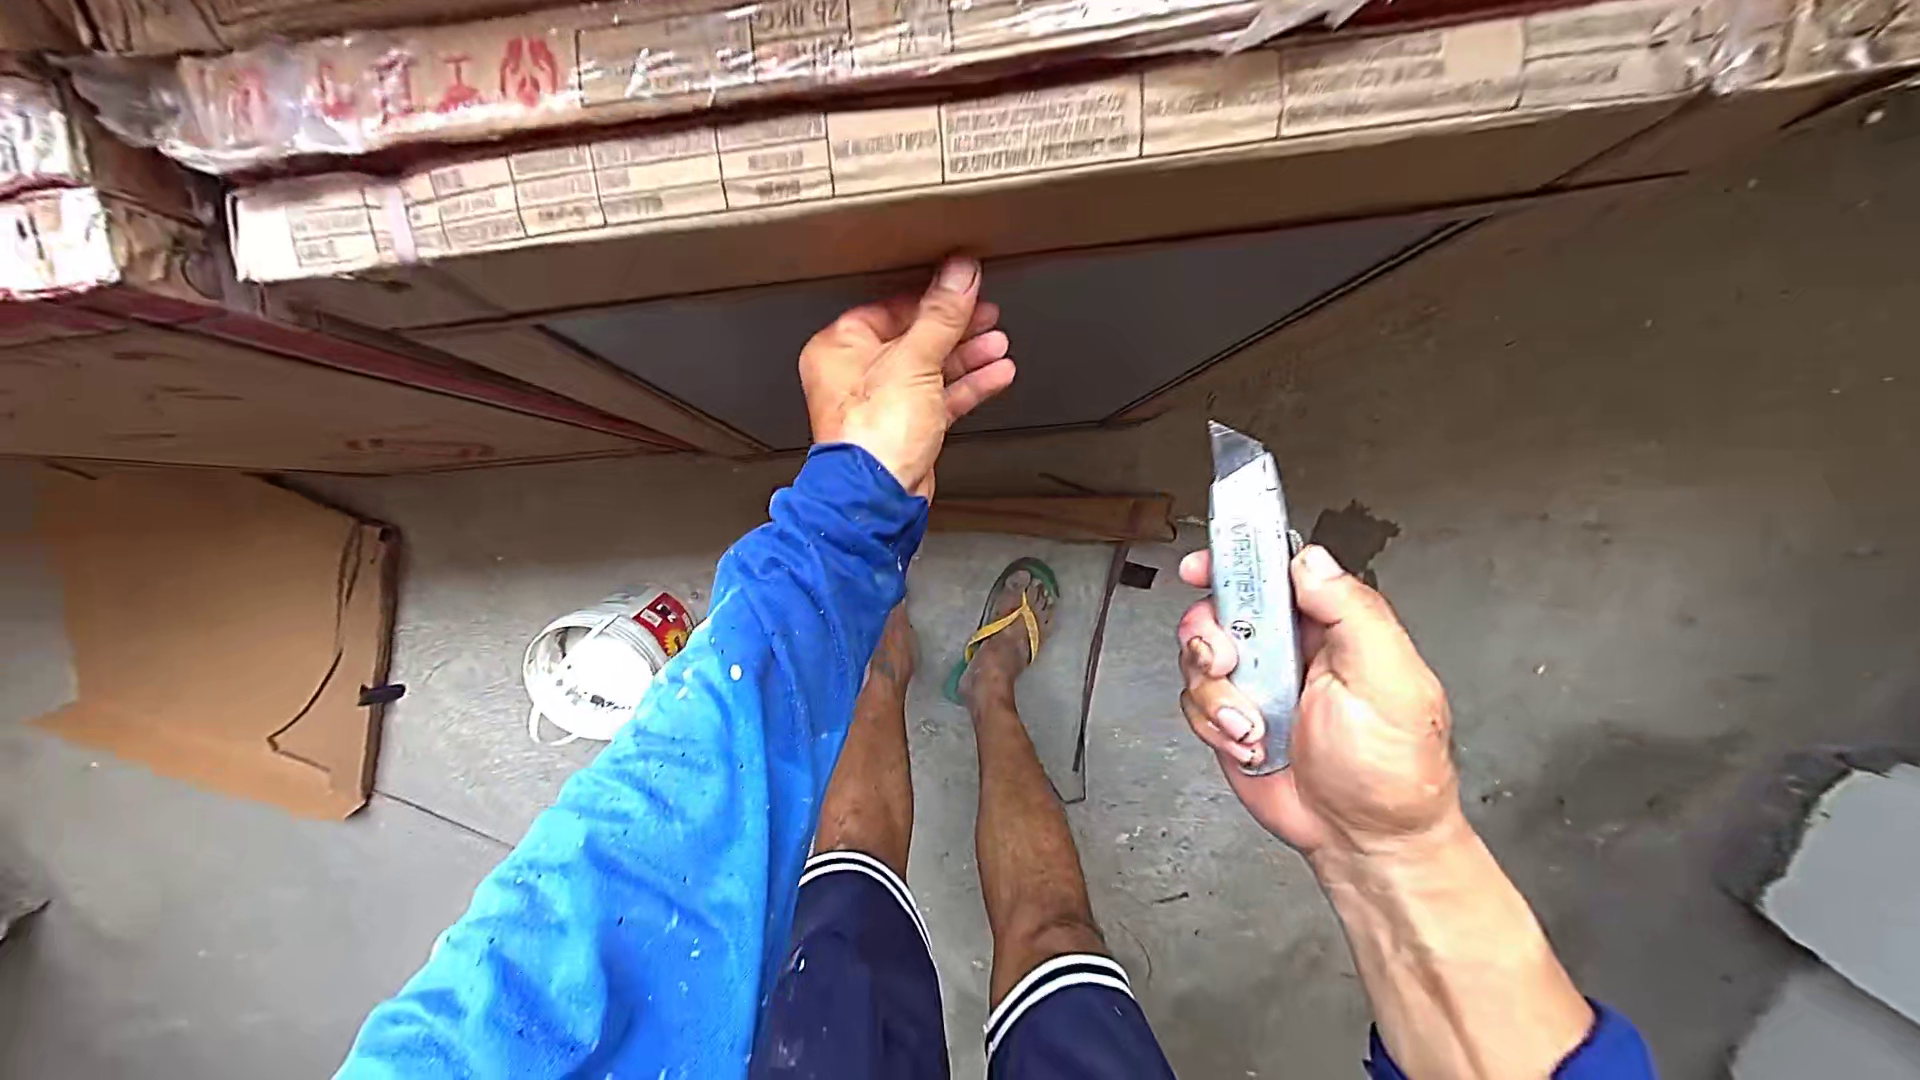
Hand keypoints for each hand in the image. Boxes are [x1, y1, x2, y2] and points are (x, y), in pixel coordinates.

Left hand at [799, 256, 1015, 497]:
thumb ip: (940, 316)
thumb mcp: (913, 361)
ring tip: (997, 343)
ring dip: (968, 356)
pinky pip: (941, 397)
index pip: (891, 308)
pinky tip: (995, 374)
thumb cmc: (873, 437)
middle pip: (915, 338)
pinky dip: (968, 386)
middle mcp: (858, 374)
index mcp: (840, 348)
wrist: (879, 496)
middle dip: (956, 328)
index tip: (962, 285)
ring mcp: (884, 403)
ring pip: (932, 368)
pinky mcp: (907, 427)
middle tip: (986, 313)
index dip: (931, 297)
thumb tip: (959, 275)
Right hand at [1175, 544, 1460, 860]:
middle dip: (1210, 638)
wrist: (1360, 839)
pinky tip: (1249, 743)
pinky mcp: (1227, 714)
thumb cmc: (1391, 771)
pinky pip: (1191, 701)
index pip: (1270, 572)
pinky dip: (1211, 724)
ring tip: (1254, 726)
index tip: (1202, 566)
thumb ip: (1353, 612)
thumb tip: (1312, 561)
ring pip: (1196, 657)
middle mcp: (1282, 647)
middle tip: (1229, 663)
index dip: (1231, 562)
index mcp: (1324, 625)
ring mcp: (1252, 681)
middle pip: (1217, 610)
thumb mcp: (1388, 682)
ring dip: (1216, 695)